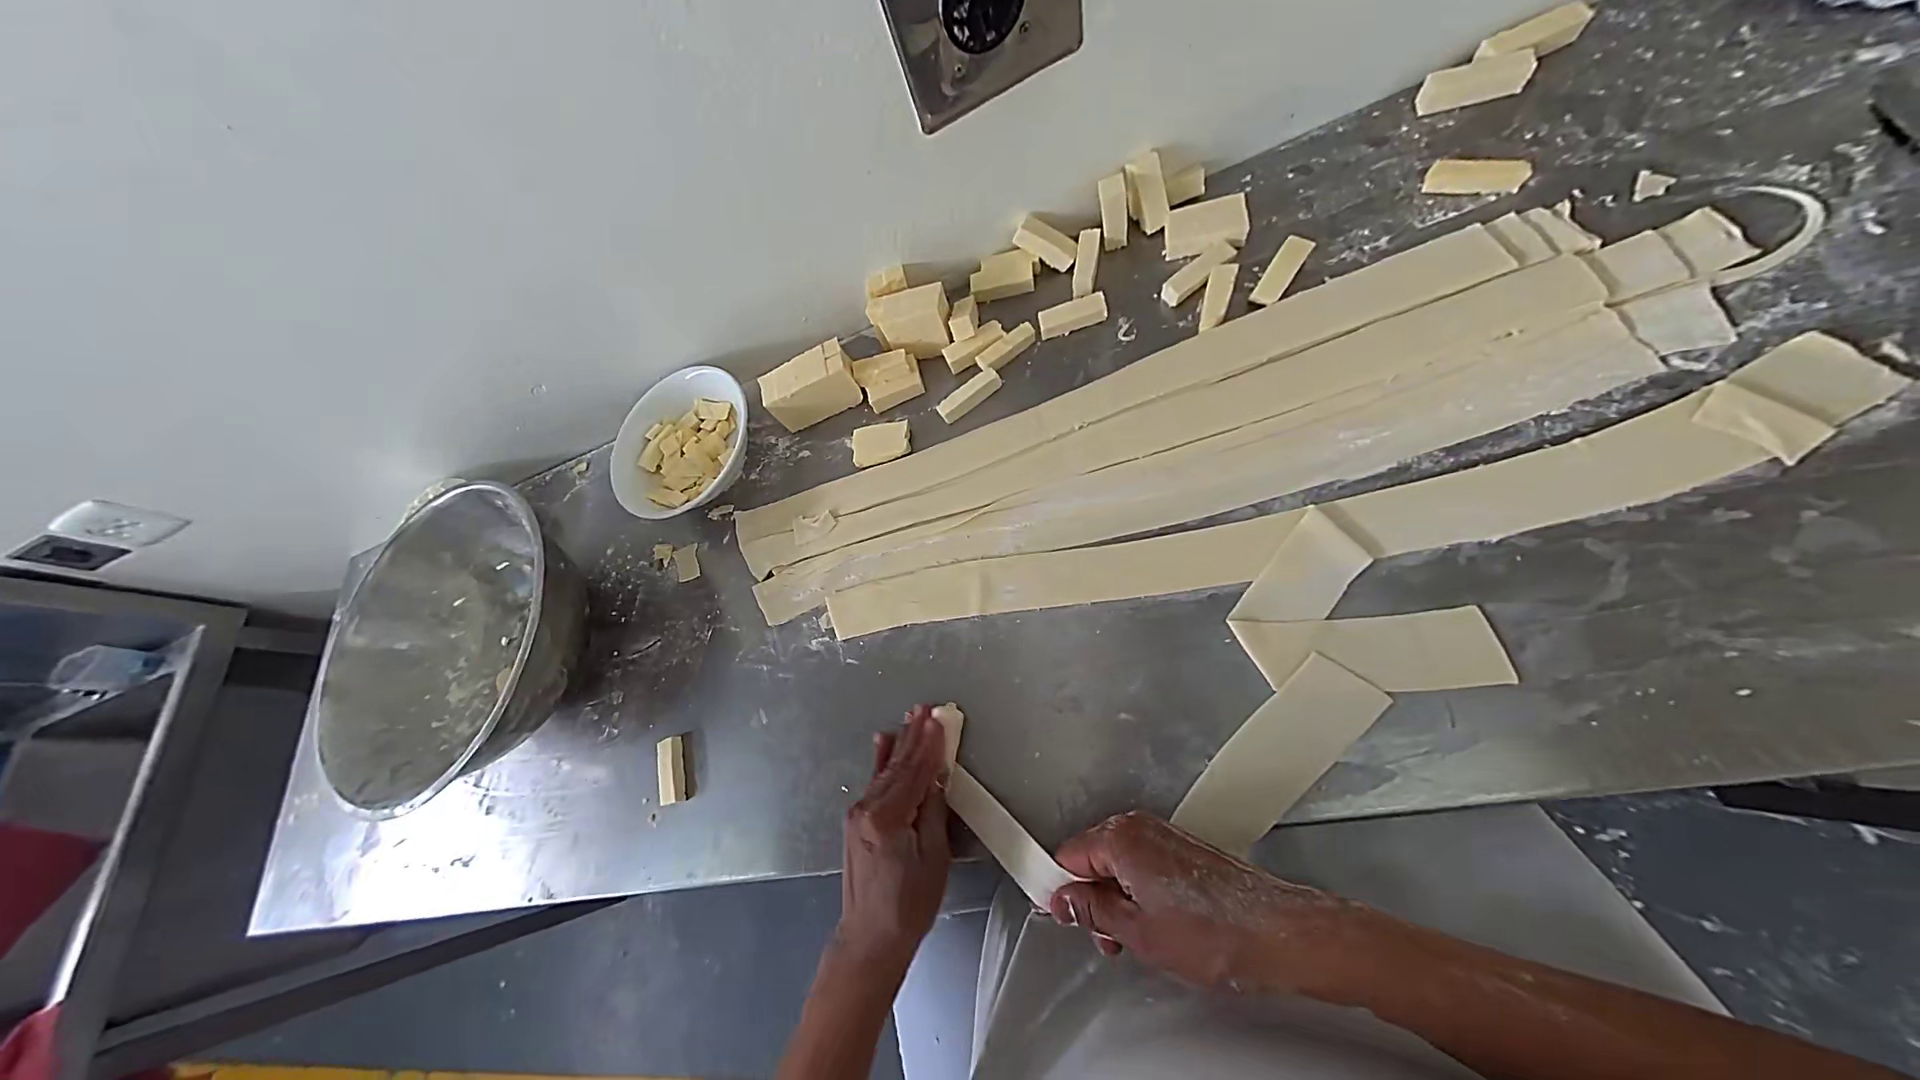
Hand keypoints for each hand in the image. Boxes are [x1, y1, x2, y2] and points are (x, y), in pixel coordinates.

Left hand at [834, 705, 950, 968]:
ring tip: (912, 717)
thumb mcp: (935, 857)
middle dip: (915, 735)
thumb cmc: (909, 904)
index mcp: (888, 816)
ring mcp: (858, 814)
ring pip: (886, 771)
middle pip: (899, 765)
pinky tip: (884, 742)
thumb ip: (933, 810)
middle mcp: (868, 808)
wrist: (870, 938)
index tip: (940, 719)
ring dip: (902, 744)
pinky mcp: (856, 821)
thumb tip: (937, 775)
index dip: (931, 744)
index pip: (916, 771)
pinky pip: (874, 784)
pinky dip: (882, 761)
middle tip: (927, 708)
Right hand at [1048, 811, 1382, 994]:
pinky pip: (1141, 862)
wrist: (1279, 934)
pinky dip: (1139, 890)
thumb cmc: (1220, 934)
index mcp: (1121, 838)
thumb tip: (1067, 901)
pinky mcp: (1180, 846)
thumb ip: (1092, 912)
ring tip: (1139, 937)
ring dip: (1116, 897)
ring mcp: (1163, 834)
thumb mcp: (1138, 934)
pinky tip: (1158, 922)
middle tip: (1107, 936)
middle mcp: (1140, 826)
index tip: (1060, 913)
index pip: (1066, 856)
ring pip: (1116, 861)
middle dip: (1091, 897)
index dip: (1060, 890)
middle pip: (1090, 856)